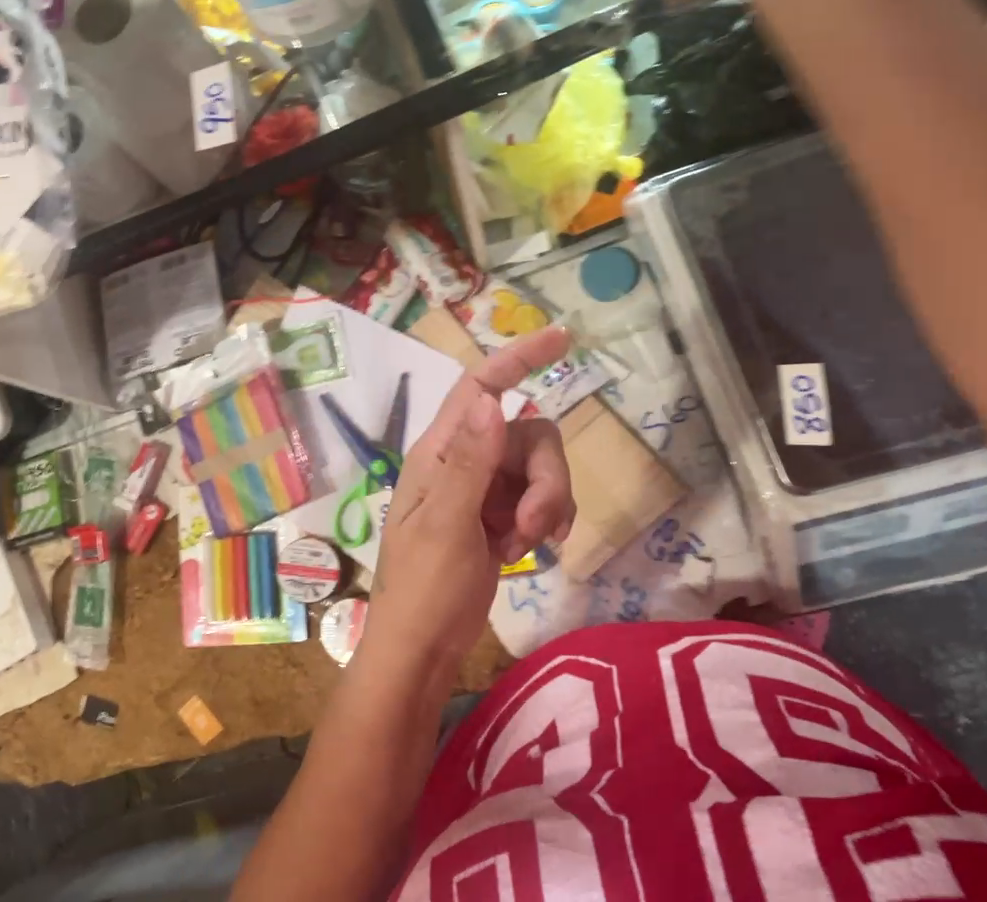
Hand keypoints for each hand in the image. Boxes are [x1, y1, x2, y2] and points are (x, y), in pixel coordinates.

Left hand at [366, 327, 577, 666]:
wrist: (424, 649)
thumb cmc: (424, 588)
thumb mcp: (446, 525)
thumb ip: (470, 463)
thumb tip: (490, 400)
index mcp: (440, 453)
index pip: (480, 387)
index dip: (518, 359)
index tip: (562, 338)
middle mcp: (464, 462)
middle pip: (529, 436)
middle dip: (545, 479)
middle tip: (530, 526)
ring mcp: (483, 491)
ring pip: (541, 470)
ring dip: (546, 505)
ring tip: (523, 545)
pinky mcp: (499, 518)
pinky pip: (541, 499)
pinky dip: (547, 520)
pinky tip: (534, 549)